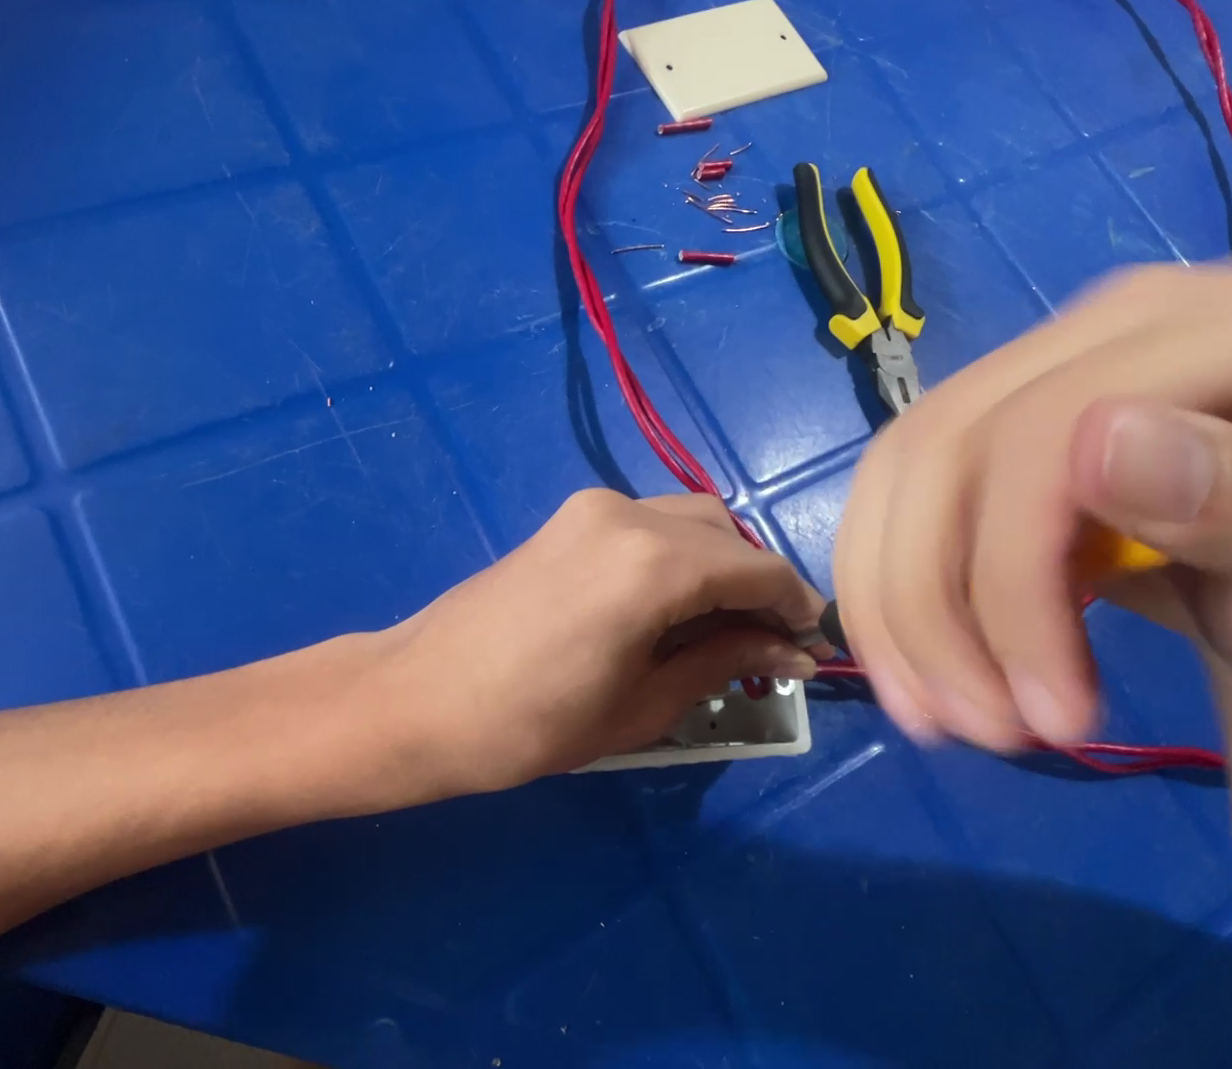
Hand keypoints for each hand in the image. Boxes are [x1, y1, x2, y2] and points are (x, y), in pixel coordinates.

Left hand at [371, 490, 826, 793]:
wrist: (417, 698)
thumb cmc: (530, 724)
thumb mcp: (643, 704)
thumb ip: (725, 662)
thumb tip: (790, 650)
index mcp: (652, 563)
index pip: (758, 569)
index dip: (798, 608)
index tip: (814, 650)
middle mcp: (628, 514)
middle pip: (728, 535)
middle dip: (760, 586)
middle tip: (770, 648)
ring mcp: (593, 507)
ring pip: (690, 522)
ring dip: (721, 567)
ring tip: (725, 632)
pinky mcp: (570, 516)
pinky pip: (650, 524)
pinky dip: (680, 557)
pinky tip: (677, 608)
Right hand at [834, 255, 1231, 749]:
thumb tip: (1101, 441)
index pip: (1052, 426)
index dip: (1011, 577)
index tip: (1045, 720)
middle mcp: (1129, 314)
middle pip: (948, 444)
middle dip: (932, 605)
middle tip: (973, 729)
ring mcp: (1052, 355)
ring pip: (900, 468)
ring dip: (892, 603)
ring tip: (934, 713)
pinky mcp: (1000, 407)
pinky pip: (897, 486)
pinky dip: (883, 583)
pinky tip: (911, 662)